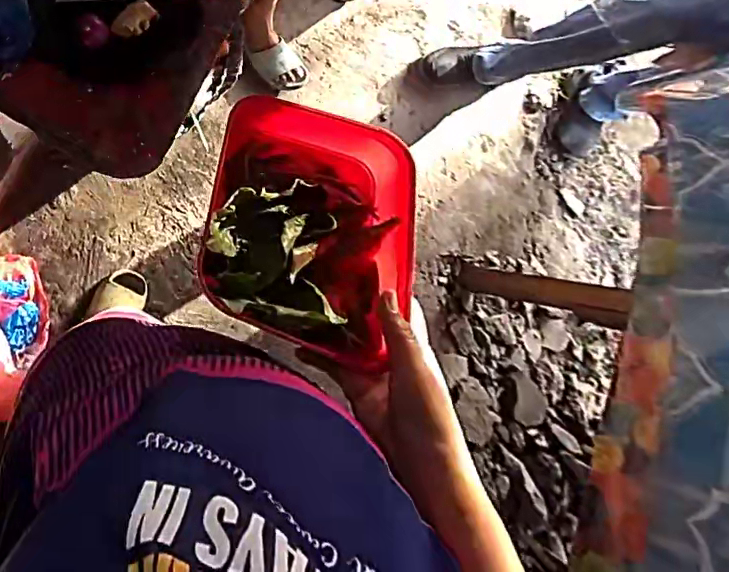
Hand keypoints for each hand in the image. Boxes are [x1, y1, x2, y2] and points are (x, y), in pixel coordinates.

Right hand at [313, 294, 464, 475]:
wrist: (422, 466)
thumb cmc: (432, 419)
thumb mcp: (415, 368)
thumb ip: (398, 332)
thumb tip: (386, 292)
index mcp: (410, 344)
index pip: (396, 306)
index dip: (381, 285)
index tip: (359, 262)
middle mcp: (389, 352)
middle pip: (364, 318)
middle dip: (345, 300)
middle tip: (319, 277)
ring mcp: (369, 368)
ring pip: (344, 336)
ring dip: (326, 323)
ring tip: (302, 303)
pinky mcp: (353, 385)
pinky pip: (330, 362)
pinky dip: (313, 352)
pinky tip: (297, 341)